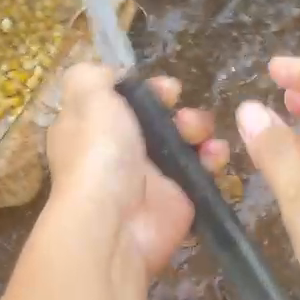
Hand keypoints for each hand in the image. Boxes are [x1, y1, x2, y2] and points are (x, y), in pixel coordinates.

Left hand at [44, 63, 229, 277]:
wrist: (114, 224)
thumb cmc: (99, 153)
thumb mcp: (86, 97)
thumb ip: (92, 75)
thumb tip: (113, 74)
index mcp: (94, 125)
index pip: (125, 97)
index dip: (147, 88)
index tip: (165, 88)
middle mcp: (120, 148)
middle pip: (159, 115)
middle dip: (177, 107)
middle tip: (181, 113)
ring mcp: (151, 175)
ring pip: (184, 138)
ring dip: (199, 127)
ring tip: (197, 135)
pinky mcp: (179, 197)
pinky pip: (204, 169)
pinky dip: (214, 157)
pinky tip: (214, 155)